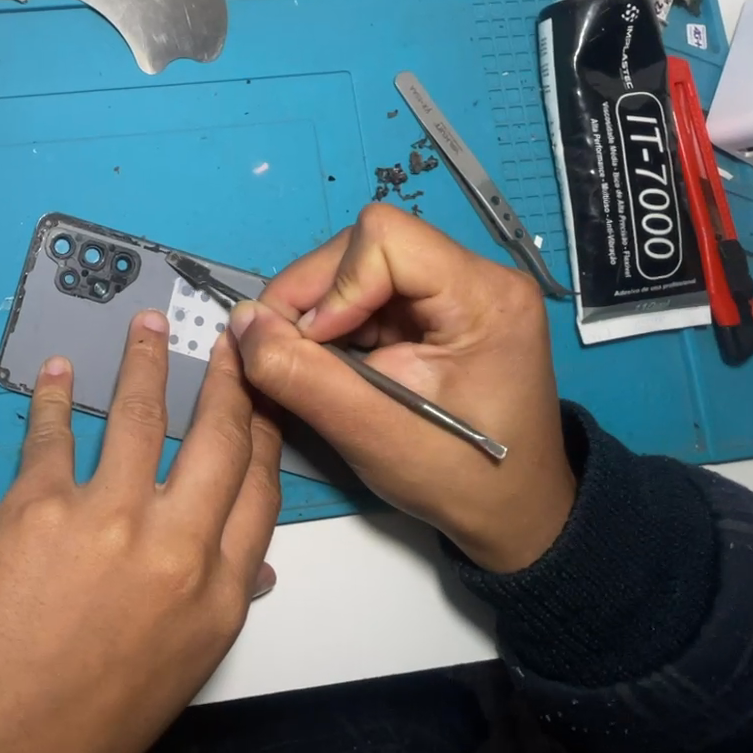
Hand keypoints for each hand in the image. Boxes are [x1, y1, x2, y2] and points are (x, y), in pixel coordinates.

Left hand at [0, 310, 282, 752]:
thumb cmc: (96, 710)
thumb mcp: (180, 664)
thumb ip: (220, 600)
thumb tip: (252, 560)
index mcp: (217, 591)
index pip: (258, 489)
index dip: (262, 431)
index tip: (260, 396)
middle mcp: (174, 546)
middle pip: (215, 440)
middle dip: (224, 380)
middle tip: (224, 339)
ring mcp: (107, 519)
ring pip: (140, 417)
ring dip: (144, 363)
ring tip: (145, 326)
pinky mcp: (40, 506)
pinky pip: (52, 434)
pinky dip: (52, 396)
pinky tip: (55, 371)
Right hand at [229, 205, 574, 573]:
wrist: (511, 515)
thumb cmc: (457, 478)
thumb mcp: (369, 431)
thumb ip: (297, 374)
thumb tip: (240, 323)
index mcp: (482, 295)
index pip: (384, 238)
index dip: (334, 285)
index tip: (314, 344)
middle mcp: (472, 275)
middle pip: (360, 246)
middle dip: (312, 298)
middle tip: (289, 353)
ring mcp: (452, 288)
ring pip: (351, 266)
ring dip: (315, 312)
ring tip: (312, 364)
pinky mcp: (430, 307)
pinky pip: (358, 291)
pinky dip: (330, 324)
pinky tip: (333, 363)